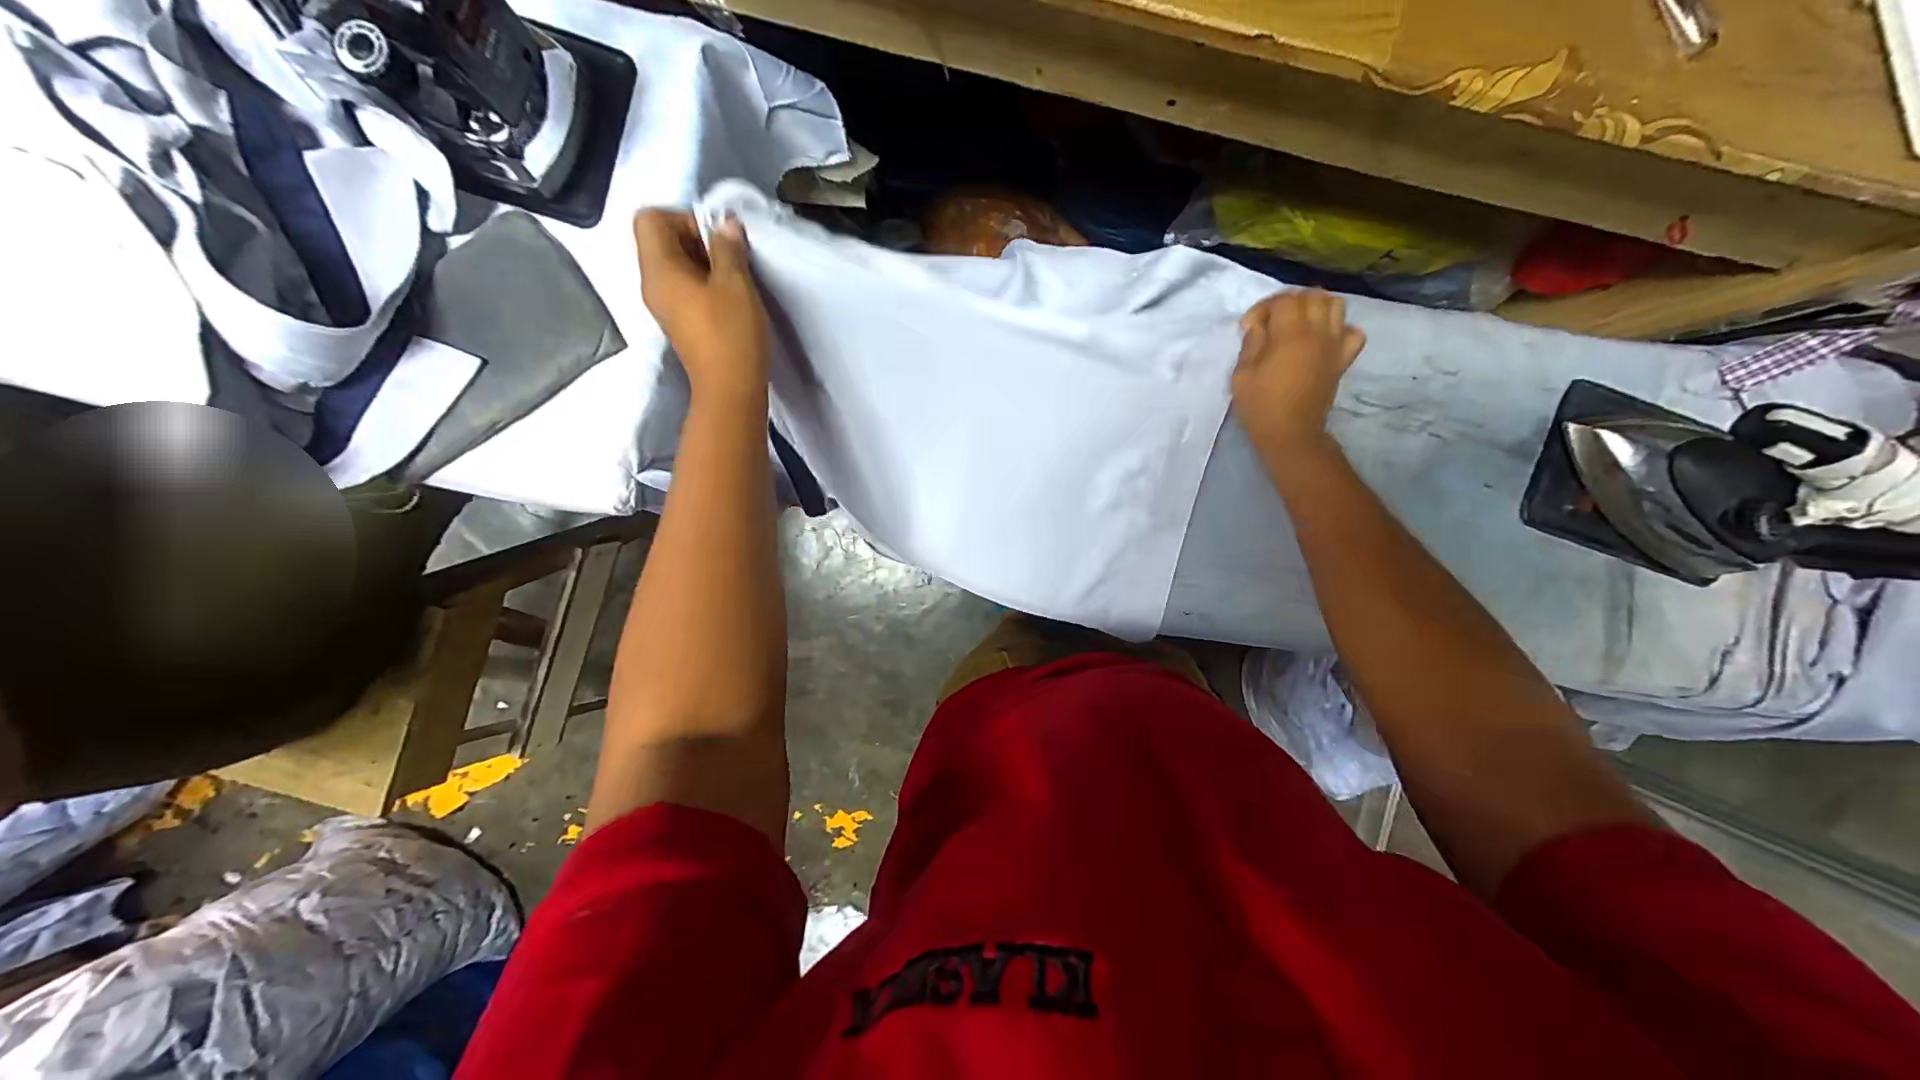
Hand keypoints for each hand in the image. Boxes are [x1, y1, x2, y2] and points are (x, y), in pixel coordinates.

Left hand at [635, 210, 770, 405]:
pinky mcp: (680, 322)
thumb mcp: (736, 284)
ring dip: (705, 262)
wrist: (730, 390)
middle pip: (662, 240)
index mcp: (658, 270)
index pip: (650, 219)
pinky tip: (730, 298)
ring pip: (676, 265)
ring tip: (734, 278)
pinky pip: (685, 287)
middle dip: (697, 239)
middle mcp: (652, 284)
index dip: (683, 217)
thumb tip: (725, 225)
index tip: (715, 238)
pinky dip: (705, 283)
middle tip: (730, 257)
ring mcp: (664, 306)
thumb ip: (728, 247)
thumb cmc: (731, 334)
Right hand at [1231, 289, 1365, 456]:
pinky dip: (1340, 328)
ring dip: (1316, 307)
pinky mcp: (1343, 359)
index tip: (1248, 327)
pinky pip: (1353, 331)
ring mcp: (1335, 344)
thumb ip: (1251, 343)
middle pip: (1312, 295)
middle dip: (1290, 301)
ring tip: (1299, 323)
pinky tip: (1324, 339)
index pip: (1282, 300)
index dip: (1262, 308)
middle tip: (1273, 320)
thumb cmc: (1261, 405)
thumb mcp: (1242, 374)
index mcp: (1290, 334)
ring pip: (1335, 305)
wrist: (1291, 433)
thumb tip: (1258, 325)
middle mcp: (1318, 332)